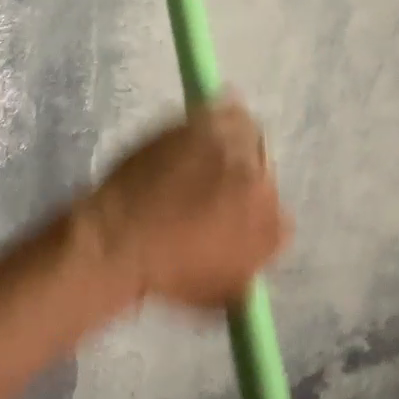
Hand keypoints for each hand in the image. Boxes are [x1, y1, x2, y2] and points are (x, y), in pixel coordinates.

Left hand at [76, 97, 290, 309]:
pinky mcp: (204, 126)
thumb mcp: (221, 291)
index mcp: (273, 230)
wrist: (122, 240)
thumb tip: (249, 252)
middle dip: (240, 173)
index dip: (249, 209)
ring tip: (208, 146)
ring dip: (232, 138)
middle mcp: (264, 187)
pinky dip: (219, 109)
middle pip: (262, 168)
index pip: (276, 213)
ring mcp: (234, 152)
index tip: (227, 208)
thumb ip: (247, 266)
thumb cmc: (166, 274)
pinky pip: (226, 107)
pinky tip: (205, 116)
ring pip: (248, 133)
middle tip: (210, 178)